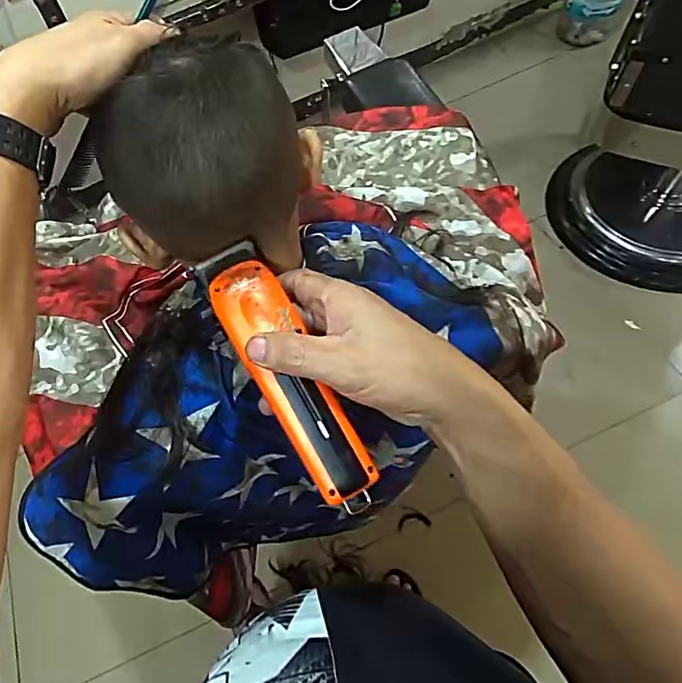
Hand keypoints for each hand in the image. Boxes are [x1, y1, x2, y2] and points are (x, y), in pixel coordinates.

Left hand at [0, 11, 172, 134]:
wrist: (26, 95)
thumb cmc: (67, 65)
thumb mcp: (126, 41)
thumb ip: (151, 33)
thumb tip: (171, 30)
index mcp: (101, 19)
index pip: (140, 22)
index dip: (157, 37)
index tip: (168, 51)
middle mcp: (84, 37)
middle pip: (123, 52)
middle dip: (135, 67)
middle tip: (139, 78)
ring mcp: (72, 63)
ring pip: (107, 76)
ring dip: (115, 87)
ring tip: (114, 93)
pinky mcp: (64, 89)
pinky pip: (92, 97)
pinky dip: (98, 103)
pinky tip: (97, 106)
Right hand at [245, 269, 507, 434]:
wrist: (443, 395)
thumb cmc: (394, 367)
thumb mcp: (336, 361)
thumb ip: (292, 353)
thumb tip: (250, 345)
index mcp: (338, 297)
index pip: (293, 282)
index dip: (264, 292)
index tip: (238, 312)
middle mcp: (342, 312)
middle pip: (296, 316)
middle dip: (271, 337)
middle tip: (247, 359)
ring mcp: (351, 338)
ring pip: (308, 345)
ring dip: (288, 364)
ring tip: (266, 389)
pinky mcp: (357, 362)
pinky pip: (323, 364)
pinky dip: (307, 378)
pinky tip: (293, 401)